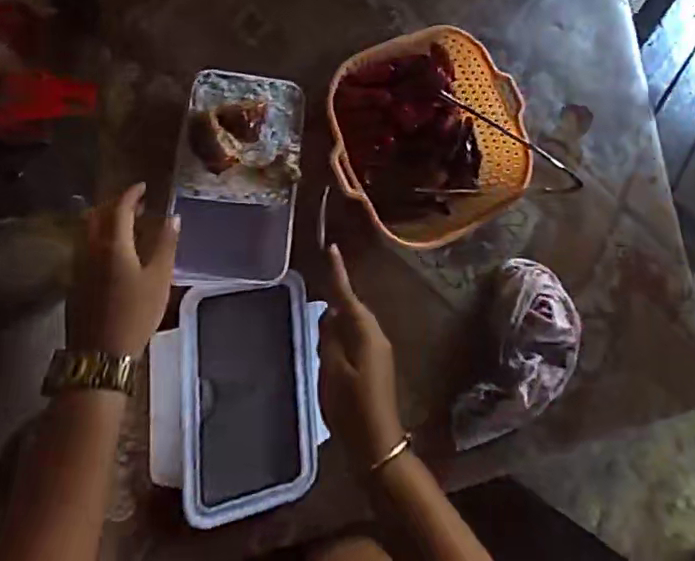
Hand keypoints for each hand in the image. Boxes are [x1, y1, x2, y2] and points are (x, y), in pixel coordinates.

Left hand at [68, 183, 179, 357]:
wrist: (100, 355)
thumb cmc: (136, 313)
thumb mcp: (160, 278)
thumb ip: (166, 244)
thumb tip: (173, 217)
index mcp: (113, 245)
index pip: (119, 208)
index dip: (131, 194)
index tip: (143, 187)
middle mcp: (90, 250)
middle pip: (97, 216)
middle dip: (115, 204)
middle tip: (136, 203)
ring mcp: (78, 268)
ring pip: (87, 232)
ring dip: (105, 221)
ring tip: (126, 224)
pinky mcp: (74, 284)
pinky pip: (85, 248)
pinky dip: (99, 238)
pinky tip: (114, 251)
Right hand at [320, 244, 406, 468]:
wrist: (377, 445)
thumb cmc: (352, 407)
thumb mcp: (332, 372)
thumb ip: (329, 339)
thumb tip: (329, 314)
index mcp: (366, 333)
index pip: (348, 296)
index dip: (338, 273)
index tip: (332, 248)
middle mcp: (376, 336)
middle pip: (353, 308)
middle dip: (336, 297)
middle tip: (316, 286)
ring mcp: (378, 351)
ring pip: (354, 324)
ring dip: (338, 318)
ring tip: (318, 316)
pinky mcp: (375, 366)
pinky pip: (356, 339)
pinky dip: (342, 335)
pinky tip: (329, 343)